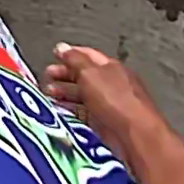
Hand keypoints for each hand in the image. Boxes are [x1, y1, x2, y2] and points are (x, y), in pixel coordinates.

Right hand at [44, 43, 179, 162]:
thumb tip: (62, 47)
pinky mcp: (107, 122)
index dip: (70, 53)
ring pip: (84, 94)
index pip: (87, 55)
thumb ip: (73, 59)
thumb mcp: (89, 73)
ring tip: (49, 94)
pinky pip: (86, 111)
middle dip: (64, 74)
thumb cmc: (114, 99)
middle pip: (84, 75)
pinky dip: (72, 109)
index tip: (53, 55)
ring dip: (65, 92)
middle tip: (47, 76)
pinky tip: (60, 110)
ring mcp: (111, 104)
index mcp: (111, 67)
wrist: (136, 136)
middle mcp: (113, 83)